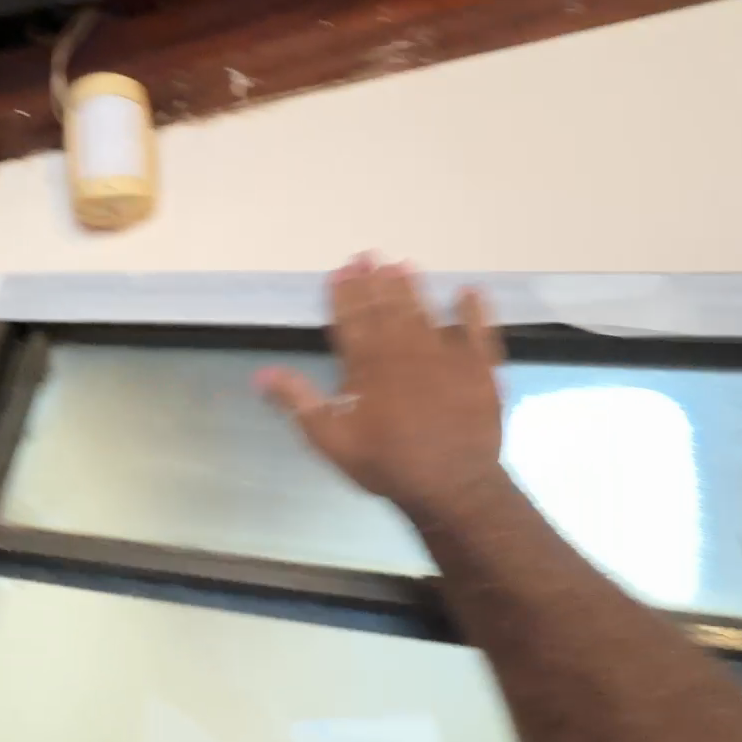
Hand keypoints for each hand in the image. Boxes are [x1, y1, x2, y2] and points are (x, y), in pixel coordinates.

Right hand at [257, 254, 507, 524]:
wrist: (452, 485)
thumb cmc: (385, 461)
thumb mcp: (328, 437)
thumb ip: (297, 400)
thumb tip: (261, 372)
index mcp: (367, 363)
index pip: (351, 318)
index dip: (344, 293)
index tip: (341, 271)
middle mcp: (404, 349)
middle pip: (386, 307)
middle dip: (375, 281)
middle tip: (369, 256)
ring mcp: (446, 355)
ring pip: (425, 311)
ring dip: (412, 287)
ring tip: (403, 265)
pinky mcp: (480, 368)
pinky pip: (478, 331)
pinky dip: (473, 311)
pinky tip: (468, 293)